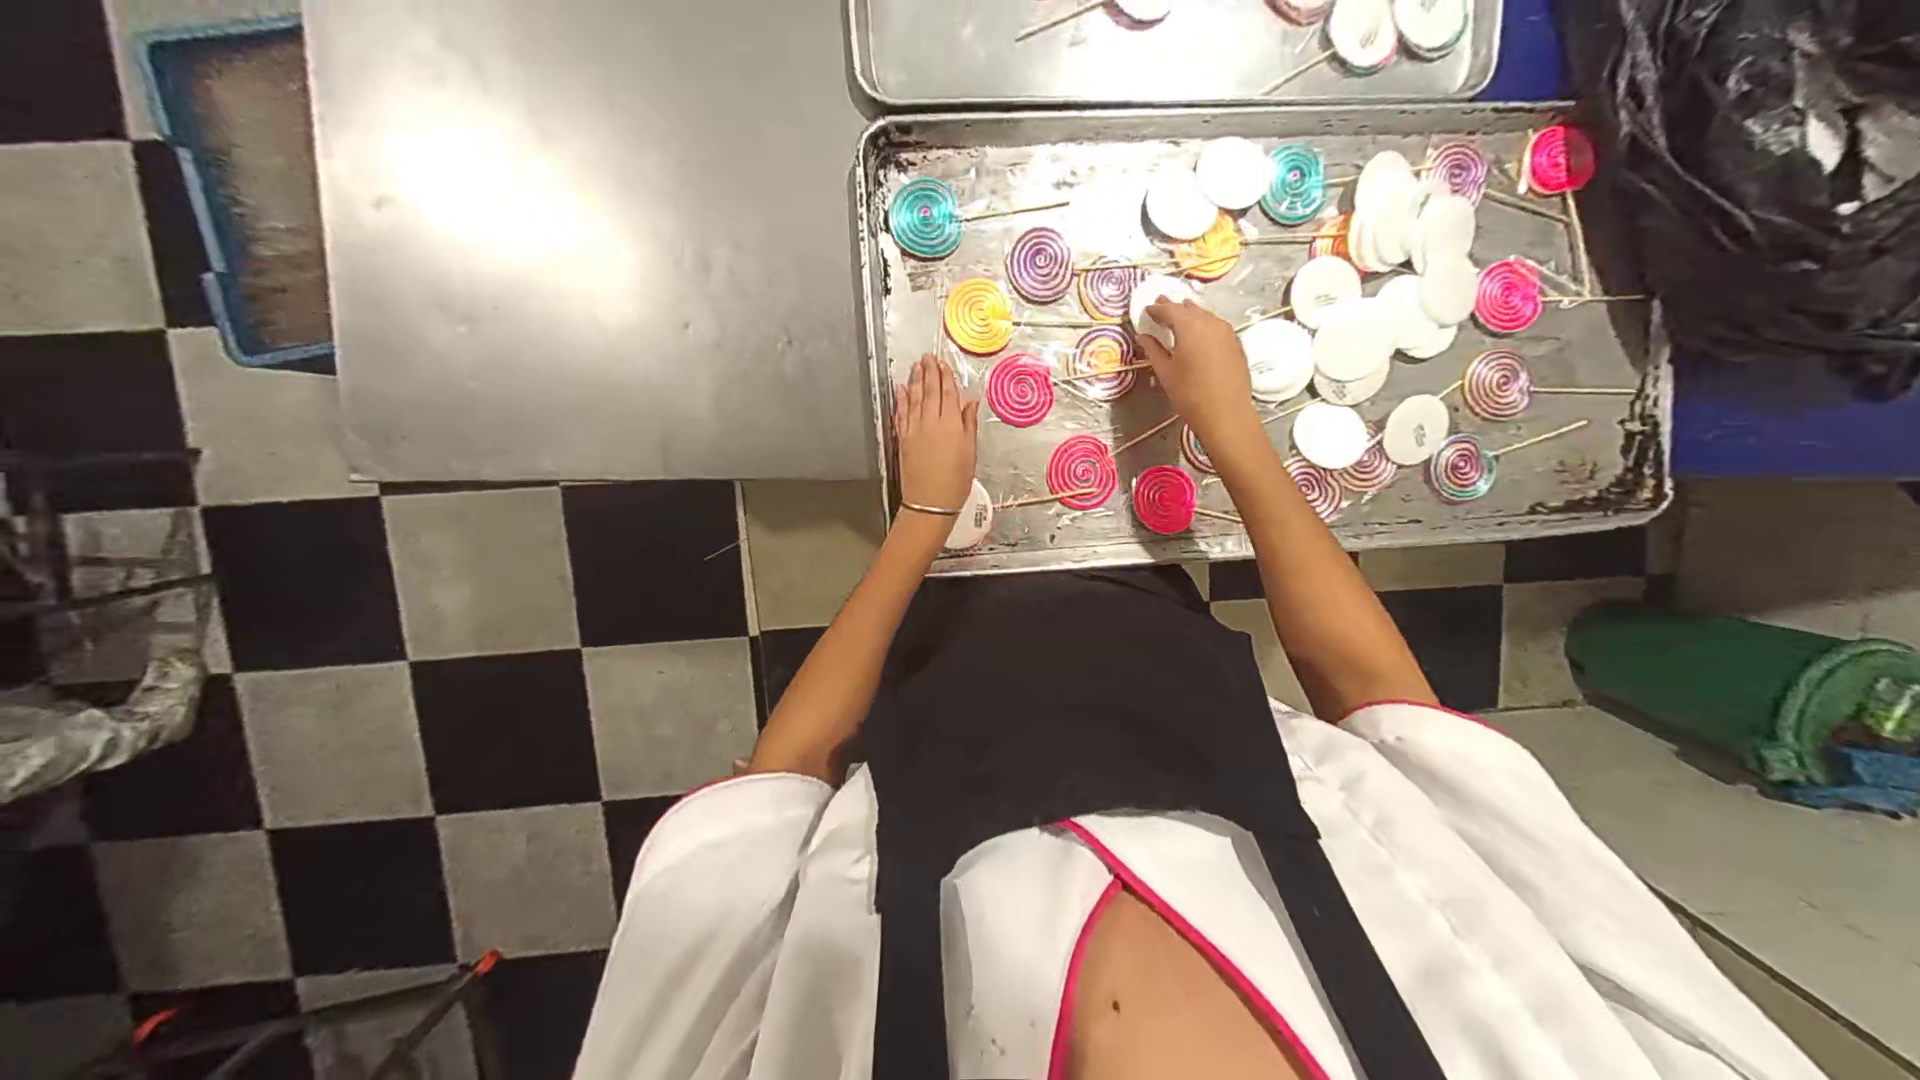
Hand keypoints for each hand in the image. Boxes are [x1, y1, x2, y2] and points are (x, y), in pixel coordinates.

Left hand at [894, 353, 978, 511]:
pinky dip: (901, 399)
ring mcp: (914, 430)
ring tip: (916, 367)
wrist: (930, 503)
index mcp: (952, 426)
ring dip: (915, 380)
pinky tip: (900, 389)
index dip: (946, 377)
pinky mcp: (902, 439)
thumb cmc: (955, 483)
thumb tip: (969, 403)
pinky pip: (901, 413)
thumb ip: (968, 425)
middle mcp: (932, 423)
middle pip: (930, 391)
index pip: (948, 393)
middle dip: (929, 372)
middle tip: (927, 357)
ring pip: (914, 398)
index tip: (944, 364)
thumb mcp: (970, 453)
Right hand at [1136, 300, 1260, 446]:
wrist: (1226, 413)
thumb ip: (1153, 350)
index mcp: (1190, 327)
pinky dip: (1204, 325)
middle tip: (1161, 306)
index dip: (1157, 309)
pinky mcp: (1235, 343)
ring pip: (1205, 316)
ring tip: (1180, 315)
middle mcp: (1210, 323)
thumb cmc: (1189, 394)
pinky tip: (1199, 334)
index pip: (1170, 310)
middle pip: (1189, 309)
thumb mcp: (1165, 372)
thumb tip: (1142, 336)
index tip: (1147, 309)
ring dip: (1191, 314)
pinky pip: (1216, 326)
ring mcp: (1226, 332)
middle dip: (1174, 307)